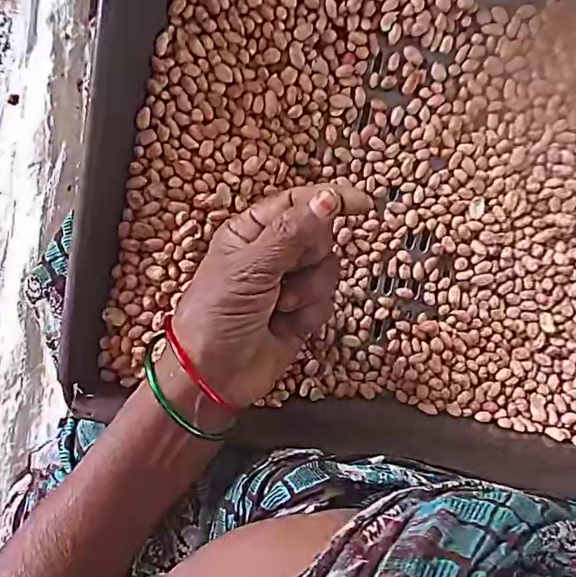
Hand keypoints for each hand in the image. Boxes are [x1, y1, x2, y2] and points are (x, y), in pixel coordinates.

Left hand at [167, 182, 372, 411]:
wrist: (212, 377)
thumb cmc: (216, 316)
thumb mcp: (250, 268)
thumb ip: (292, 233)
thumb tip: (327, 199)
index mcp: (250, 232)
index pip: (296, 202)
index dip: (329, 199)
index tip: (363, 204)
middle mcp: (271, 254)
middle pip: (319, 237)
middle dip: (310, 258)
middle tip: (284, 277)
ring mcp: (287, 285)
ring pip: (327, 271)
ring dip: (308, 291)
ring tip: (279, 307)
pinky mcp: (299, 314)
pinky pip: (326, 302)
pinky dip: (308, 315)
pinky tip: (284, 327)